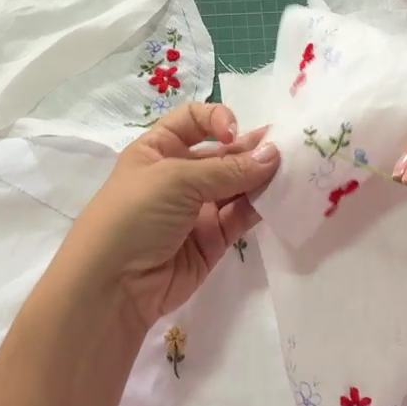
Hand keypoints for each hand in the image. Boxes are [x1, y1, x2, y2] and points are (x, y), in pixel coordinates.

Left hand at [62, 103, 280, 328]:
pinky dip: (261, 206)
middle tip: (287, 149)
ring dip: (261, 177)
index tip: (234, 134)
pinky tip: (282, 196)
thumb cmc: (134, 215)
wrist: (113, 286)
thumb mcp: (176, 179)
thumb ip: (227, 169)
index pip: (193, 120)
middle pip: (221, 153)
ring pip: (237, 185)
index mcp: (158, 149)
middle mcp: (178, 175)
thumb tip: (273, 155)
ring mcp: (196, 209)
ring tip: (293, 171)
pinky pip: (241, 216)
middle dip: (249, 149)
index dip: (217, 119)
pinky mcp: (213, 240)